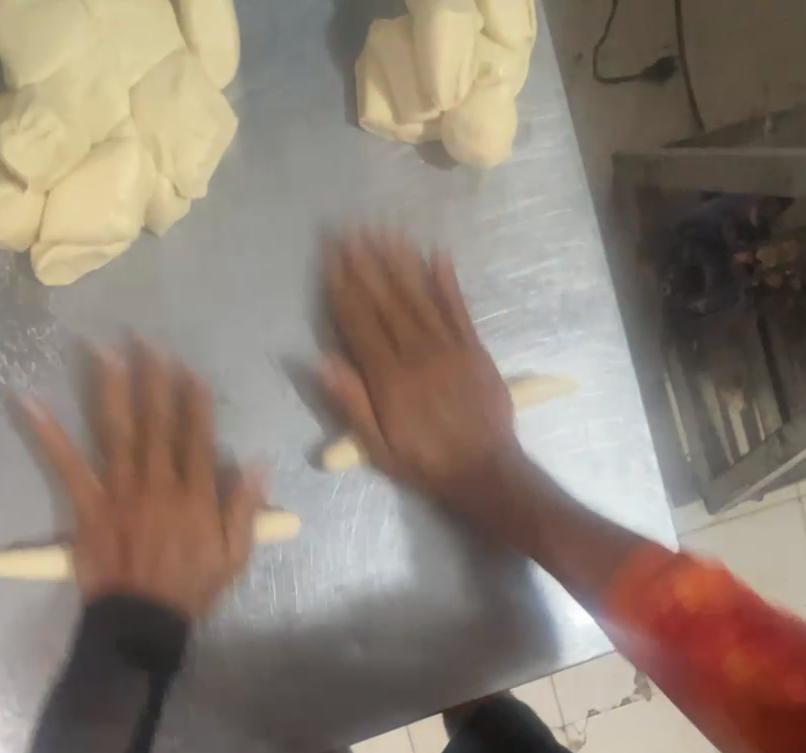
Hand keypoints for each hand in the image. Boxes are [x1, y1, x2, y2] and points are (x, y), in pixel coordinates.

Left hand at [17, 339, 264, 617]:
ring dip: (110, 389)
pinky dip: (48, 433)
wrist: (141, 620)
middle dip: (152, 379)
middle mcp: (157, 483)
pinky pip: (67, 465)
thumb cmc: (191, 587)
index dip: (194, 401)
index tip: (189, 369)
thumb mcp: (236, 555)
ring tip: (105, 351)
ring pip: (117, 432)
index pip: (196, 437)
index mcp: (194, 495)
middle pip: (156, 423)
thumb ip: (246, 508)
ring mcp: (120, 491)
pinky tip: (30, 401)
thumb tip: (257, 462)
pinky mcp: (87, 505)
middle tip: (146, 341)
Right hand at [321, 228, 530, 515]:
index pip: (359, 323)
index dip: (344, 288)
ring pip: (420, 296)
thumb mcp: (377, 445)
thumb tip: (322, 361)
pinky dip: (447, 281)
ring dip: (401, 262)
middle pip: (387, 301)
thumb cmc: (424, 462)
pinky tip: (437, 255)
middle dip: (367, 263)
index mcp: (388, 378)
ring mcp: (449, 348)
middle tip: (352, 229)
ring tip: (385, 230)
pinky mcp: (474, 349)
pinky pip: (459, 309)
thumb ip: (351, 402)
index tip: (331, 257)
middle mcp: (416, 353)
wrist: (484, 470)